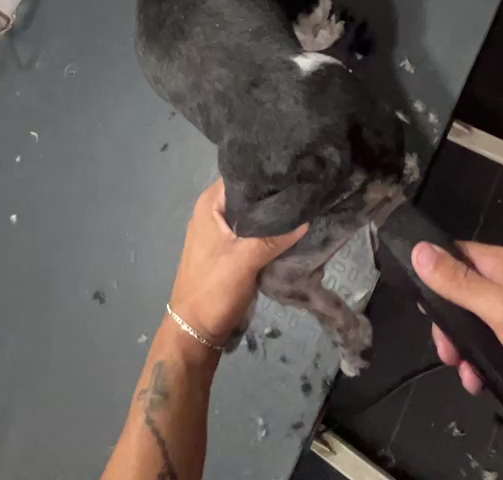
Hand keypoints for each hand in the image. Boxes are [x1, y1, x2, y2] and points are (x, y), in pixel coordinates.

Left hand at [168, 179, 307, 342]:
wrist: (196, 331)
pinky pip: (253, 233)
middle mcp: (214, 212)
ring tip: (305, 206)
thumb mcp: (245, 259)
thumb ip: (274, 237)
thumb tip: (307, 218)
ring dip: (273, 216)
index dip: (267, 175)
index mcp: (210, 204)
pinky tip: (292, 230)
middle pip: (249, 196)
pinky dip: (269, 232)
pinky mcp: (230, 249)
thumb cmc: (213, 288)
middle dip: (274, 195)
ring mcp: (221, 232)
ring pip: (253, 216)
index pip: (242, 176)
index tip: (297, 172)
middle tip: (306, 190)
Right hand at [412, 240, 502, 423]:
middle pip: (464, 293)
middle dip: (450, 325)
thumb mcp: (501, 310)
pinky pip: (501, 345)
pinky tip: (488, 384)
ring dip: (468, 349)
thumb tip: (419, 248)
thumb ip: (459, 282)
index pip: (454, 255)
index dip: (433, 277)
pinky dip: (489, 362)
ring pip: (481, 323)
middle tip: (448, 355)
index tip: (422, 309)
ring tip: (469, 378)